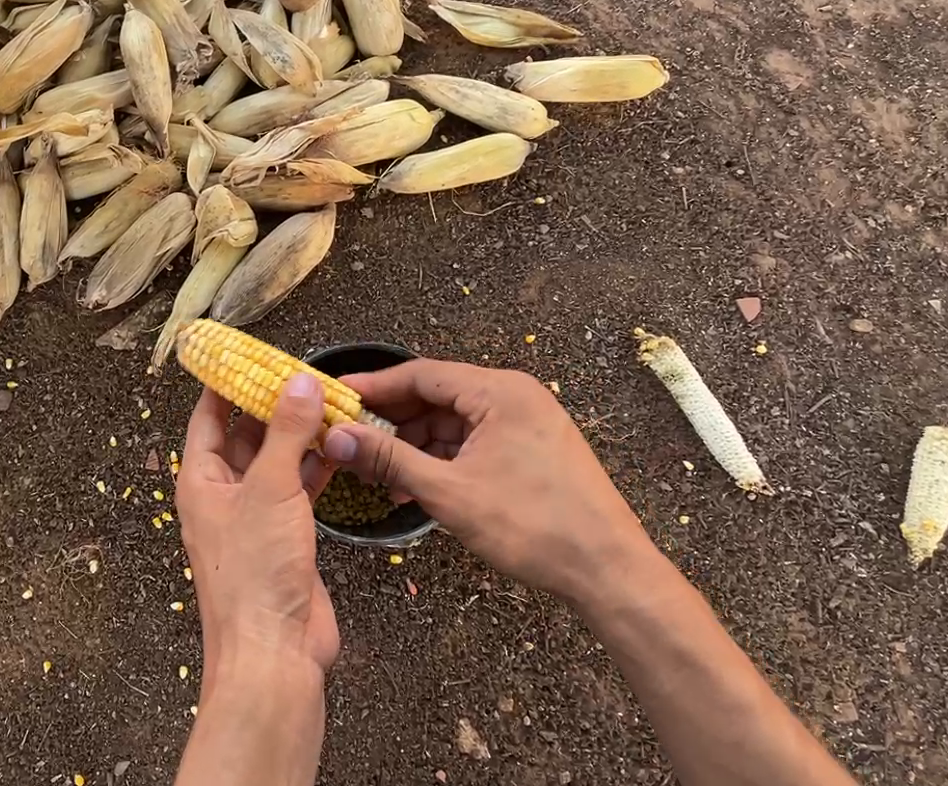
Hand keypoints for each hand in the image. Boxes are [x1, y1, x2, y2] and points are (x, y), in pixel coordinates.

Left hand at [177, 376, 338, 679]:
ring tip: (328, 399)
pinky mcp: (284, 534)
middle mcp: (224, 492)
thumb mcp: (270, 490)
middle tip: (303, 371)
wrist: (274, 654)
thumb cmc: (255, 573)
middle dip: (273, 405)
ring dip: (299, 434)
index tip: (247, 350)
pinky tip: (338, 443)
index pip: (210, 415)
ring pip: (276, 460)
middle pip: (246, 435)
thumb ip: (286, 433)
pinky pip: (298, 487)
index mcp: (201, 478)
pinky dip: (315, 465)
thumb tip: (297, 381)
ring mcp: (255, 514)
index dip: (226, 382)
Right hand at [322, 360, 652, 602]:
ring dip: (415, 446)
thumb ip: (388, 459)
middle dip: (392, 421)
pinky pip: (473, 441)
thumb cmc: (534, 526)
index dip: (374, 386)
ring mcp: (526, 422)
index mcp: (499, 391)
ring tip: (381, 476)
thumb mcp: (448, 492)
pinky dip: (443, 459)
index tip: (337, 396)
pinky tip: (417, 487)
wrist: (611, 573)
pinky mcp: (532, 448)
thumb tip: (336, 437)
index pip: (421, 374)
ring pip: (453, 422)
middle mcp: (514, 396)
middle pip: (436, 396)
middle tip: (352, 439)